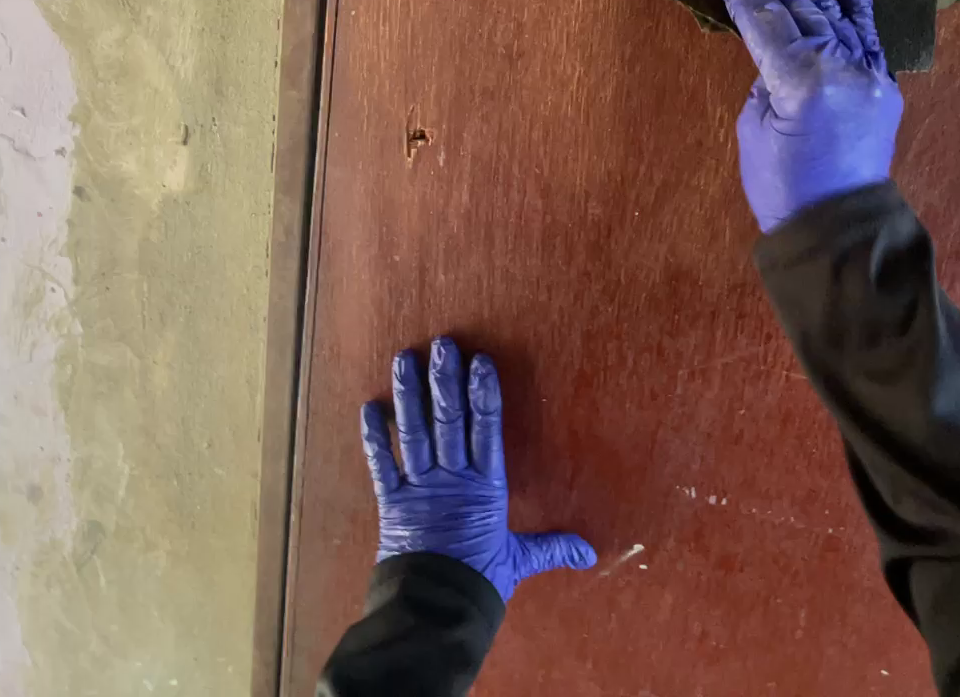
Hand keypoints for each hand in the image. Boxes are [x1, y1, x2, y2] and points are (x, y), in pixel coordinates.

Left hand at [359, 337, 596, 599]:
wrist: (437, 615)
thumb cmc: (479, 583)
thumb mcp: (519, 560)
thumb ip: (552, 547)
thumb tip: (591, 553)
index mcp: (485, 486)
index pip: (486, 428)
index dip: (483, 393)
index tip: (480, 362)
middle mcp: (452, 478)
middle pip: (449, 420)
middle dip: (446, 381)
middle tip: (443, 345)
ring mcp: (420, 488)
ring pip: (413, 433)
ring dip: (408, 395)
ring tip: (405, 358)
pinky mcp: (392, 504)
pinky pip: (380, 466)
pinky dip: (372, 438)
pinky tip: (368, 407)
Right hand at [715, 0, 904, 231]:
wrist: (840, 226)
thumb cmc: (783, 187)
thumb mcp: (754, 130)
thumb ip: (765, 81)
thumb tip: (775, 54)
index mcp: (800, 79)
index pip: (765, 20)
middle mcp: (839, 64)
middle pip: (800, 3)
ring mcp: (867, 69)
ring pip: (834, 6)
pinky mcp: (882, 79)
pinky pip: (870, 29)